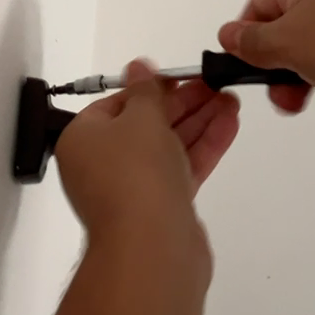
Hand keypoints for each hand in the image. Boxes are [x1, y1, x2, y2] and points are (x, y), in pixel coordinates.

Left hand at [54, 60, 239, 241]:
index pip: (115, 104)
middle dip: (182, 104)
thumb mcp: (140, 118)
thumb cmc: (135, 172)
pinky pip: (180, 169)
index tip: (181, 77)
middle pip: (144, 124)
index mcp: (82, 139)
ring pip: (167, 147)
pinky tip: (230, 124)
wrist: (151, 248)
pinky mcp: (160, 208)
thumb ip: (146, 90)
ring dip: (199, 122)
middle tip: (215, 84)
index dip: (149, 88)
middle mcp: (101, 164)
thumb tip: (137, 66)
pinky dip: (203, 147)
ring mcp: (132, 189)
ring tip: (231, 99)